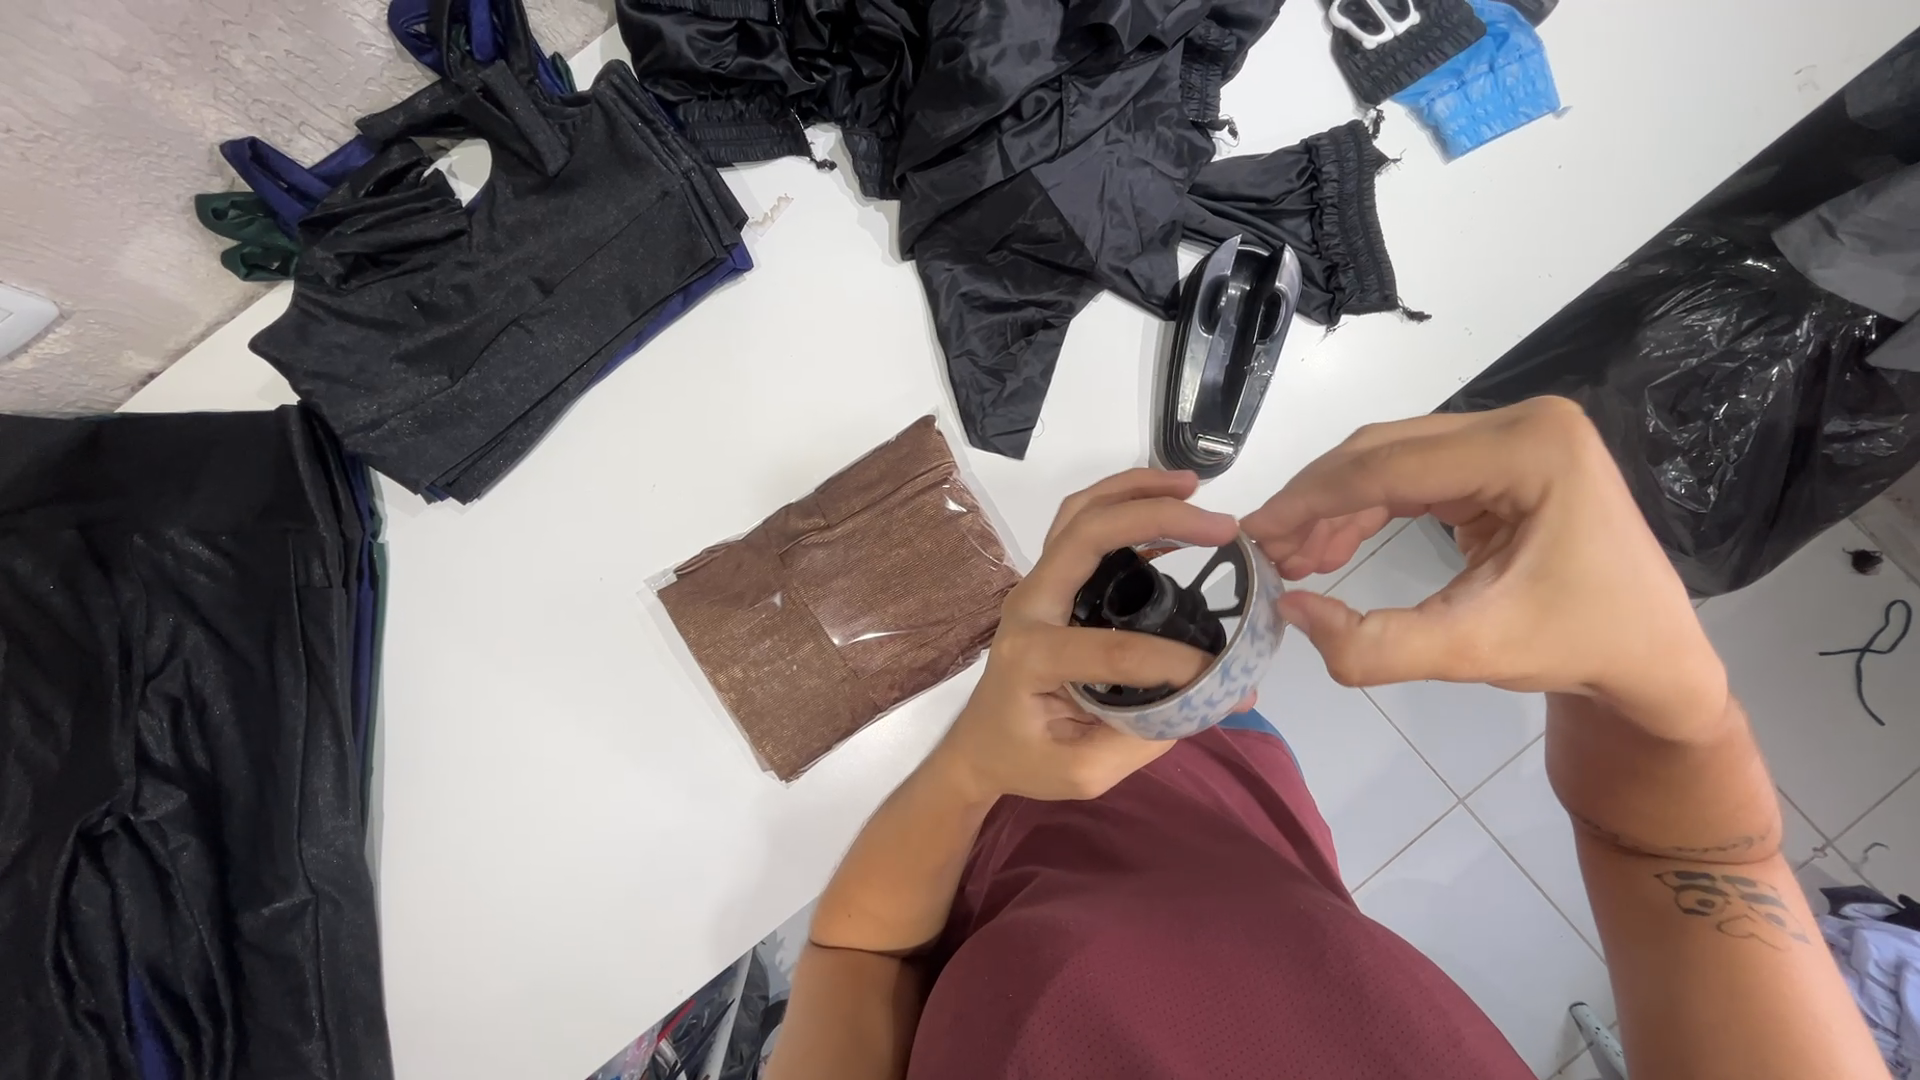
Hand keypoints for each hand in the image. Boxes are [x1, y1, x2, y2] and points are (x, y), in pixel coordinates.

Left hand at [929, 469, 1240, 802]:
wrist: (980, 743)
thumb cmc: (1024, 757)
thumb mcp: (1083, 770)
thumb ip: (1150, 735)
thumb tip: (1225, 696)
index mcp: (1031, 655)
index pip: (1113, 648)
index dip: (1173, 662)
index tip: (1220, 677)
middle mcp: (1028, 605)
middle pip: (1087, 535)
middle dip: (1156, 518)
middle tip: (1221, 525)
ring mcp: (1035, 587)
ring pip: (1078, 514)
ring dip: (1133, 491)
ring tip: (1190, 486)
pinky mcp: (1049, 584)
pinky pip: (1080, 527)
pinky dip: (1122, 506)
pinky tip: (1167, 510)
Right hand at [1242, 397, 1726, 735]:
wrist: (1654, 657)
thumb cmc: (1582, 649)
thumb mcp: (1471, 653)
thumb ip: (1371, 645)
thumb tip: (1286, 609)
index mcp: (1529, 450)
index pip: (1387, 466)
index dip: (1308, 500)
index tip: (1252, 533)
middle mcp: (1520, 424)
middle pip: (1380, 452)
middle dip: (1314, 504)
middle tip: (1267, 552)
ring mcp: (1510, 438)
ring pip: (1386, 462)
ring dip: (1332, 509)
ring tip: (1294, 560)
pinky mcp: (1498, 461)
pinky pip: (1407, 477)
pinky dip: (1362, 512)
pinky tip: (1331, 549)